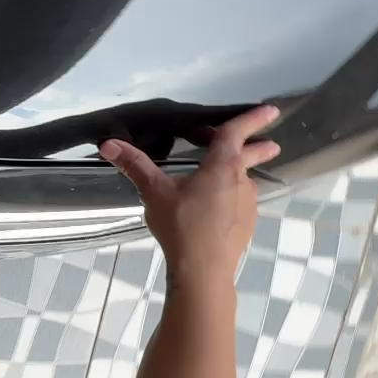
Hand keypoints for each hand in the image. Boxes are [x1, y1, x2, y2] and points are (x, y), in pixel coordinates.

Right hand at [98, 105, 280, 285]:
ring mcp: (247, 204)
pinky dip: (229, 198)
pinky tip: (211, 210)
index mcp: (221, 167)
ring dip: (235, 176)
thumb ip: (134, 166)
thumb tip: (108, 144)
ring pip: (242, 182)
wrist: (203, 268)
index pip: (236, 134)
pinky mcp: (245, 224)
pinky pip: (239, 203)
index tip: (269, 109)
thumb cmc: (181, 224)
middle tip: (269, 144)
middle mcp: (241, 181)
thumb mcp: (154, 192)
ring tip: (219, 181)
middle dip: (259, 148)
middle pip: (251, 157)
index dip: (251, 118)